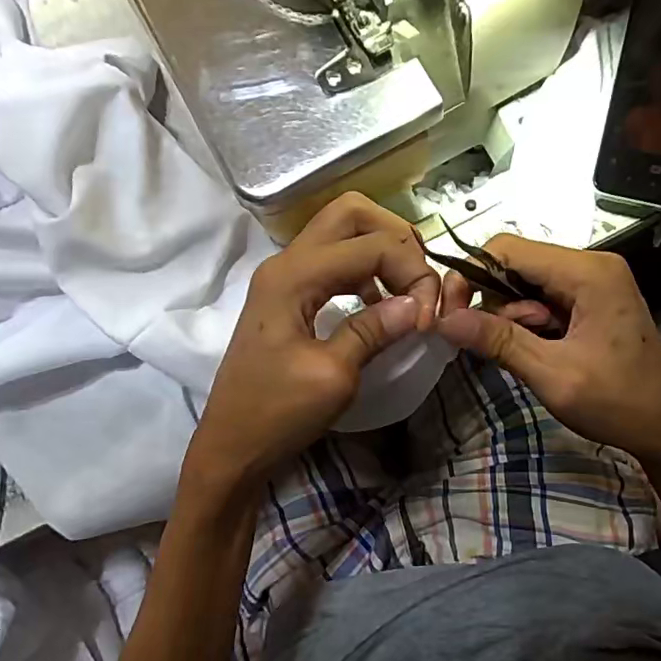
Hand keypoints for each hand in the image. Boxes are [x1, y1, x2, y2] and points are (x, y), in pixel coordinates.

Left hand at [187, 194, 445, 489]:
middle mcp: (286, 262)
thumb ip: (374, 330)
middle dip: (395, 237)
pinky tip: (379, 306)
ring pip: (342, 233)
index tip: (428, 319)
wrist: (232, 446)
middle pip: (351, 213)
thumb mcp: (334, 376)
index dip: (411, 272)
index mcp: (294, 276)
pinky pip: (333, 262)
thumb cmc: (277, 414)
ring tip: (406, 296)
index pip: (371, 244)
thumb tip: (418, 304)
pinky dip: (364, 272)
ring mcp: (283, 277)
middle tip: (417, 283)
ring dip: (380, 253)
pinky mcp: (287, 296)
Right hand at [433, 235, 660, 470]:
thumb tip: (445, 320)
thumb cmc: (618, 403)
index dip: (470, 276)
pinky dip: (530, 324)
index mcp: (587, 272)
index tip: (452, 315)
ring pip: (525, 284)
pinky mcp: (592, 300)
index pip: (507, 249)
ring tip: (535, 354)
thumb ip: (498, 341)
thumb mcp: (552, 374)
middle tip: (506, 346)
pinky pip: (543, 299)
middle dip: (497, 304)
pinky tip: (542, 351)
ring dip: (515, 318)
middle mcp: (591, 265)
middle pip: (515, 264)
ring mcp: (593, 281)